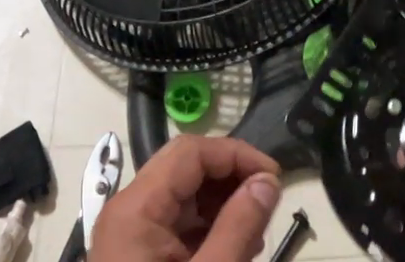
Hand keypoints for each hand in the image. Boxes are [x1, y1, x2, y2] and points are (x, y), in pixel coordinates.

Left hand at [88, 136, 282, 261]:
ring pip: (183, 197)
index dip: (236, 154)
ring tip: (255, 234)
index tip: (276, 178)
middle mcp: (129, 211)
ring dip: (223, 205)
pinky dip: (208, 229)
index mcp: (137, 208)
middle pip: (186, 170)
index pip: (191, 152)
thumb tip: (267, 180)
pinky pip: (177, 226)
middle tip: (269, 203)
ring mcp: (130, 235)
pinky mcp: (137, 258)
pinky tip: (235, 250)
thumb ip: (239, 226)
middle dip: (231, 179)